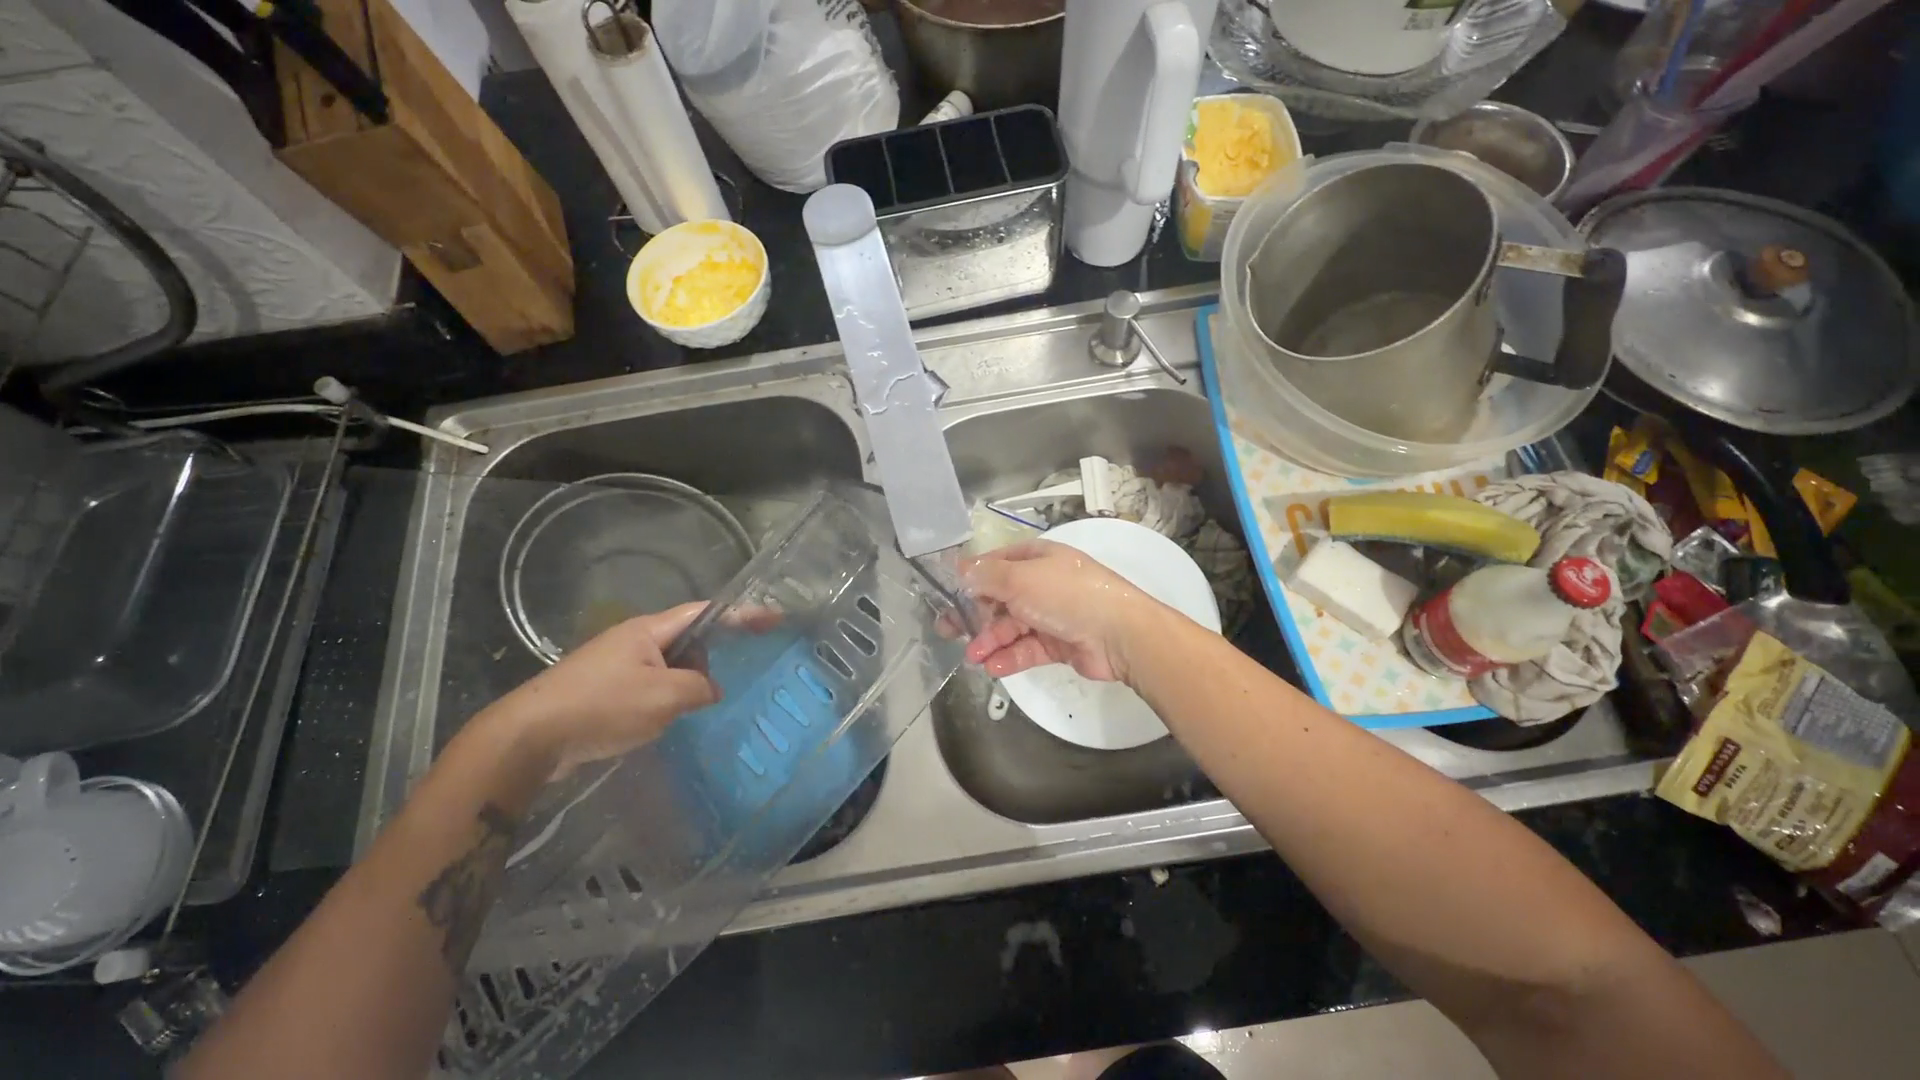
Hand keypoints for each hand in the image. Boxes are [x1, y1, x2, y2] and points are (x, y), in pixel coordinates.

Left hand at [485, 603, 719, 779]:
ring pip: (667, 670)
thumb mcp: (664, 696)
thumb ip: (698, 687)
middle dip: (707, 662)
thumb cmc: (602, 706)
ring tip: (691, 713)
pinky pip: (647, 690)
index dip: (740, 614)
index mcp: (649, 631)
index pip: (704, 613)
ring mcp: (616, 667)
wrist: (532, 737)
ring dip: (683, 688)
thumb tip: (710, 688)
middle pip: (686, 642)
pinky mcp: (603, 693)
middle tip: (719, 689)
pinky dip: (663, 703)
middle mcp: (633, 642)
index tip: (773, 619)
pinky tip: (664, 726)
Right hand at [962, 540, 1162, 683]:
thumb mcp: (1019, 578)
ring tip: (972, 657)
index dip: (972, 578)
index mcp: (1037, 559)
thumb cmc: (1066, 595)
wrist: (1119, 634)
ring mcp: (1051, 615)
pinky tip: (993, 667)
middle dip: (974, 615)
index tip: (947, 594)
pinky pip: (1026, 649)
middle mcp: (1043, 584)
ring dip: (989, 641)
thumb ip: (986, 576)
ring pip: (1010, 627)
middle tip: (947, 631)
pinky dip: (1009, 657)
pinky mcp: (1058, 644)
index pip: (996, 564)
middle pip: (999, 598)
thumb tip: (958, 567)